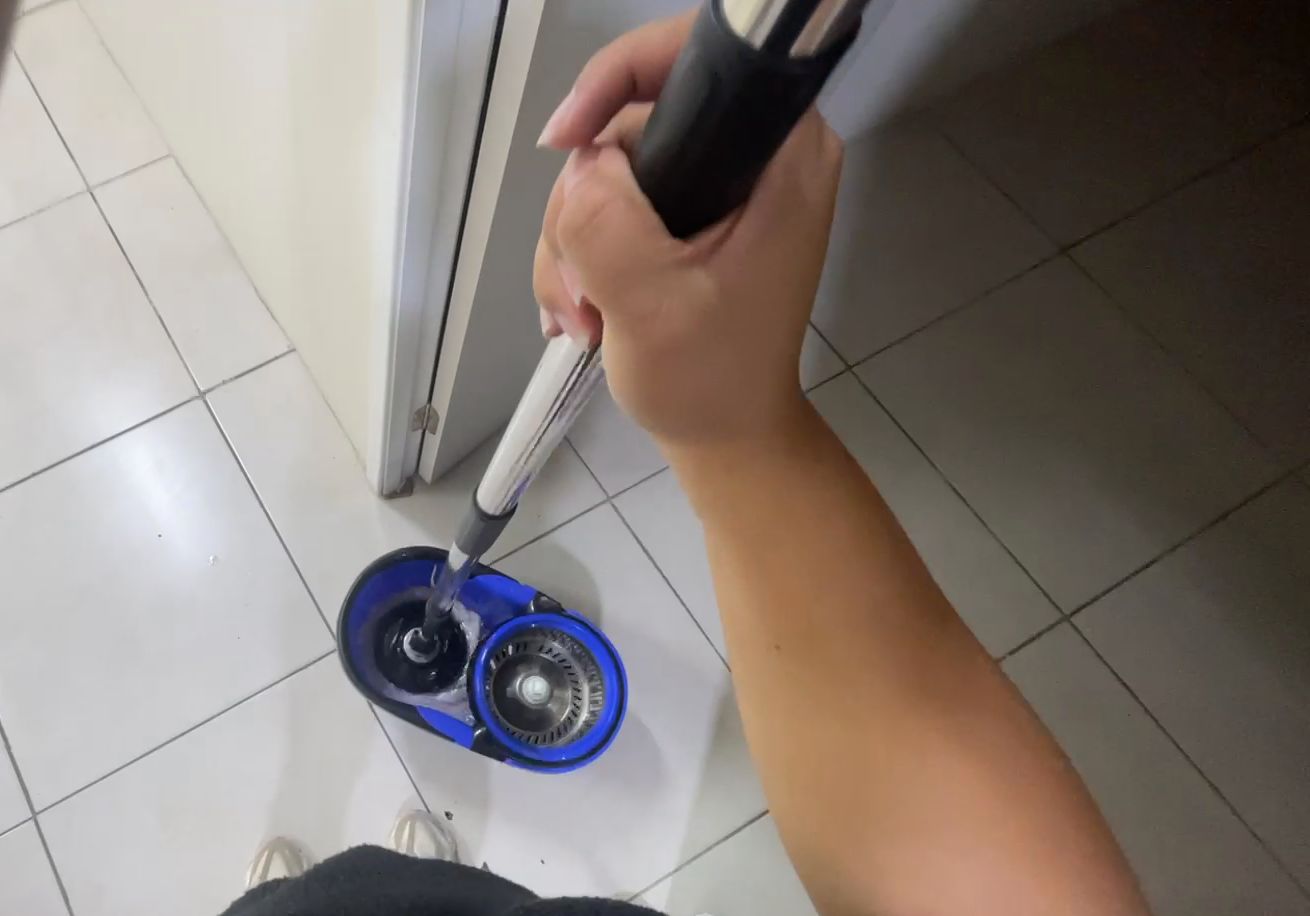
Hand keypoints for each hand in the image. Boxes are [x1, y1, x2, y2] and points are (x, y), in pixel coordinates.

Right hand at [532, 14, 843, 448]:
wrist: (718, 436)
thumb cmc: (705, 378)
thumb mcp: (653, 304)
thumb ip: (610, 224)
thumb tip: (579, 166)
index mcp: (774, 154)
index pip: (695, 58)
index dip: (617, 81)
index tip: (564, 142)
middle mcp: (742, 161)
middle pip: (626, 133)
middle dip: (581, 216)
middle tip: (583, 292)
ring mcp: (706, 198)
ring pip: (601, 185)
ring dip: (571, 256)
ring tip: (581, 321)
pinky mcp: (677, 231)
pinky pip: (602, 221)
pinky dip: (578, 269)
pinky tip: (580, 318)